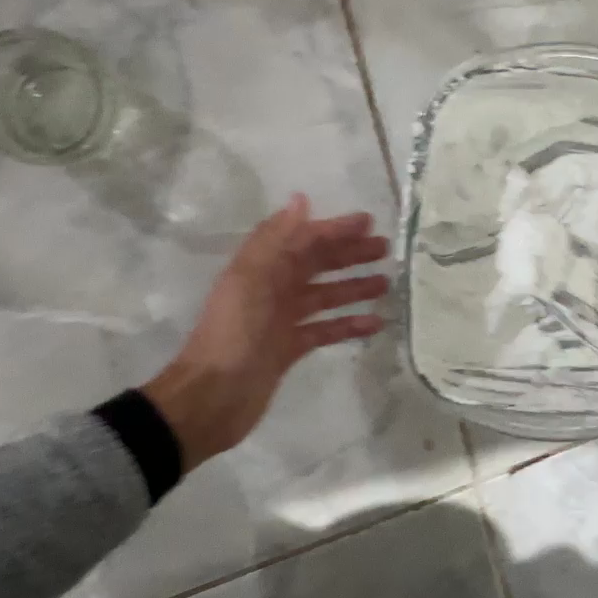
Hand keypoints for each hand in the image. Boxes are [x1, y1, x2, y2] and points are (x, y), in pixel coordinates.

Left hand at [141, 194, 389, 469]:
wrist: (212, 397)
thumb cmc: (232, 335)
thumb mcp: (249, 281)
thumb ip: (275, 240)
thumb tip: (301, 200)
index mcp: (259, 269)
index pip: (302, 239)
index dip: (334, 229)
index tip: (368, 222)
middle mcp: (271, 289)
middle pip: (315, 264)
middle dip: (349, 254)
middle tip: (385, 249)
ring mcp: (281, 320)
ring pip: (324, 296)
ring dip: (353, 287)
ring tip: (386, 283)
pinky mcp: (290, 349)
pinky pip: (325, 330)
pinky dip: (348, 324)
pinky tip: (375, 323)